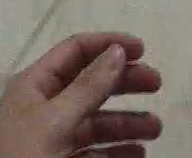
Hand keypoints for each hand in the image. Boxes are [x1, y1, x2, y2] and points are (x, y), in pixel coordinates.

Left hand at [0, 32, 162, 157]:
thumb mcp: (53, 122)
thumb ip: (87, 88)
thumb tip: (117, 51)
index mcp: (34, 85)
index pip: (75, 51)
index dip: (107, 45)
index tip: (141, 49)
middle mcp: (44, 108)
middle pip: (90, 85)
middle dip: (123, 83)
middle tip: (157, 84)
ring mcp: (53, 141)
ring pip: (96, 123)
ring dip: (126, 122)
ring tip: (155, 128)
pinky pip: (94, 154)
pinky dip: (116, 153)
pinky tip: (138, 155)